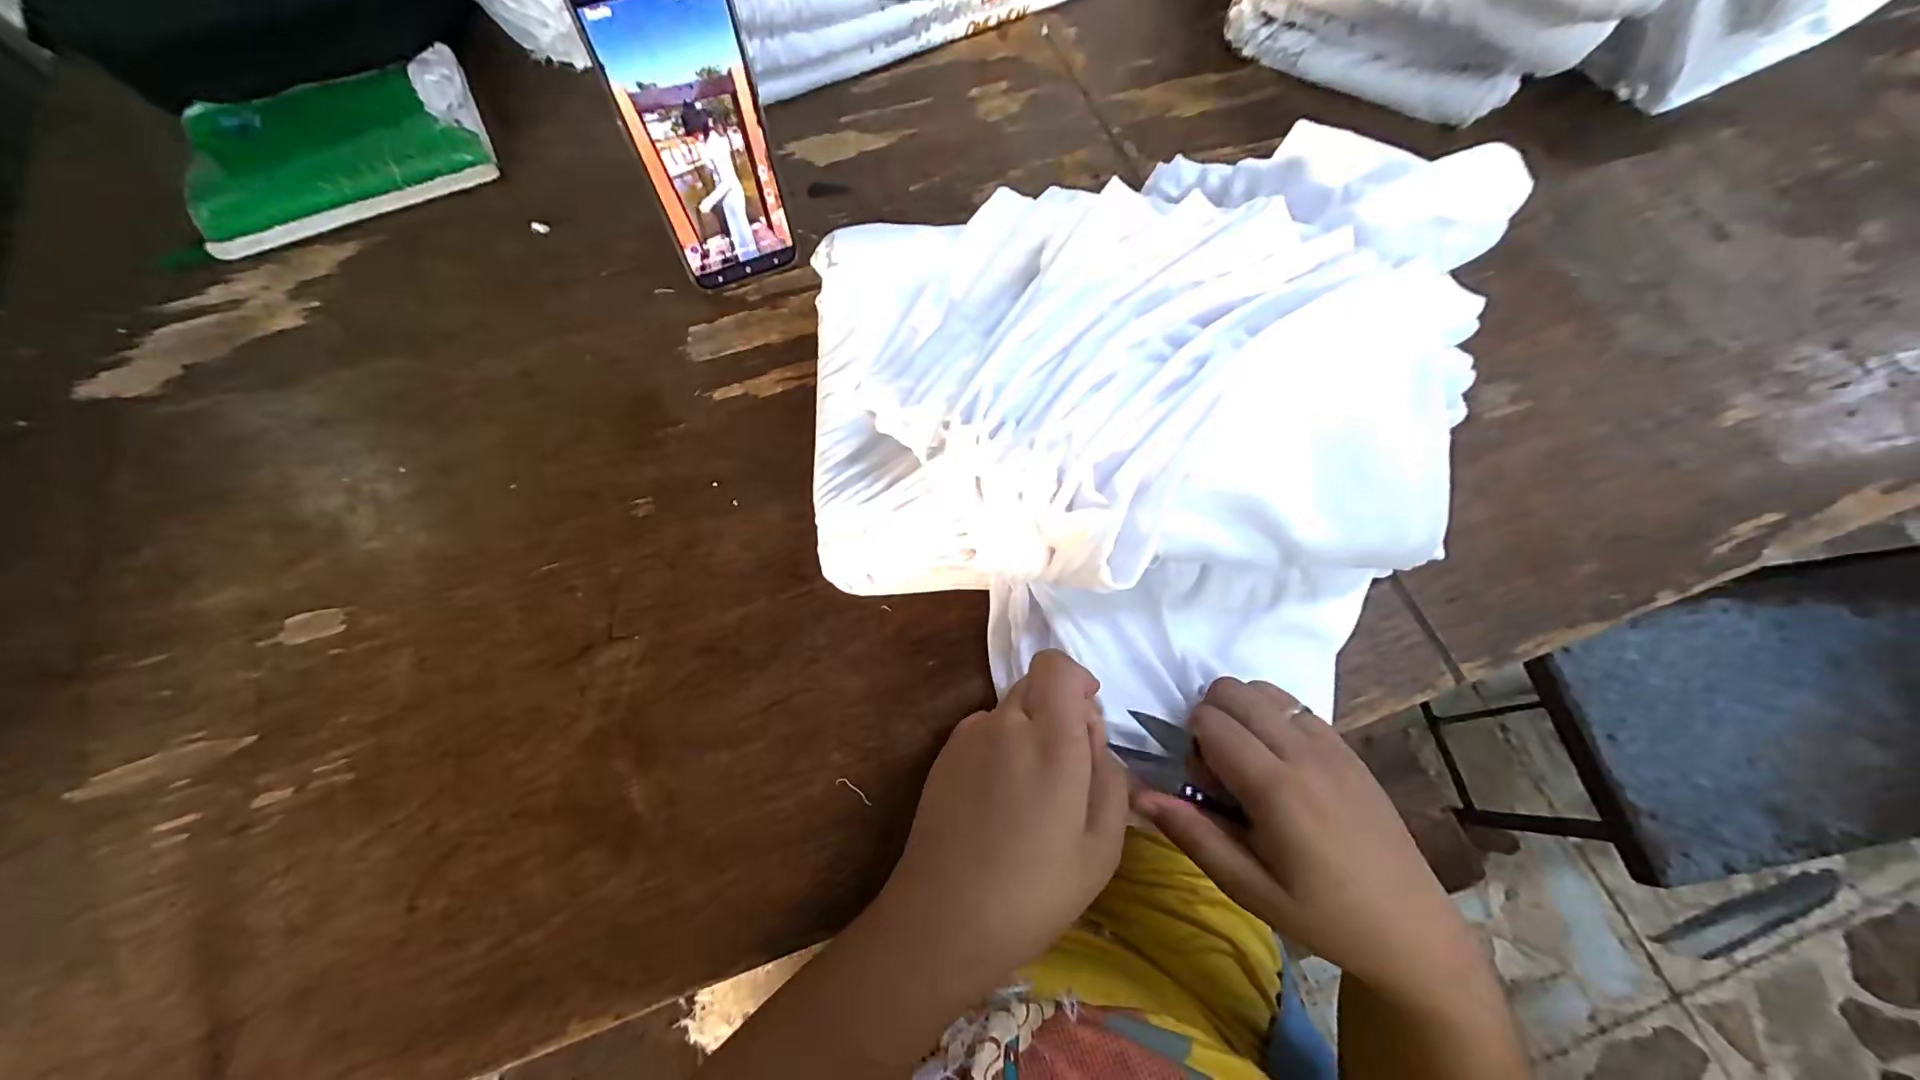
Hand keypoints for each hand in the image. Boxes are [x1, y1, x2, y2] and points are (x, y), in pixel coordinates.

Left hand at [867, 649, 1129, 985]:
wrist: (944, 918)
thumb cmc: (1036, 890)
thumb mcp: (1103, 845)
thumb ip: (1108, 772)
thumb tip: (1091, 730)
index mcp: (1050, 739)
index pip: (1056, 665)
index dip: (1076, 680)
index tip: (1087, 720)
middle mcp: (1004, 723)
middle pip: (1034, 684)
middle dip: (1058, 709)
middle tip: (1067, 768)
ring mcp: (967, 736)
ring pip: (1008, 709)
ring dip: (1028, 730)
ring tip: (1030, 795)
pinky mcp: (943, 755)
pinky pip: (983, 732)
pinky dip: (1000, 748)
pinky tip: (998, 802)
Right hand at [1133, 678, 1483, 1006]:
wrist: (1412, 930)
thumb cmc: (1321, 915)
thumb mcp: (1247, 887)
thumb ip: (1192, 833)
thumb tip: (1139, 793)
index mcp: (1276, 788)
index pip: (1209, 721)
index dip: (1191, 745)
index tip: (1204, 786)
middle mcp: (1303, 752)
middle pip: (1232, 690)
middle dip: (1209, 718)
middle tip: (1221, 772)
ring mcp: (1332, 745)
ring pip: (1263, 689)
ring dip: (1240, 712)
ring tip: (1249, 763)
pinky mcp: (1349, 748)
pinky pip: (1296, 705)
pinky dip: (1272, 716)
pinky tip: (1281, 763)